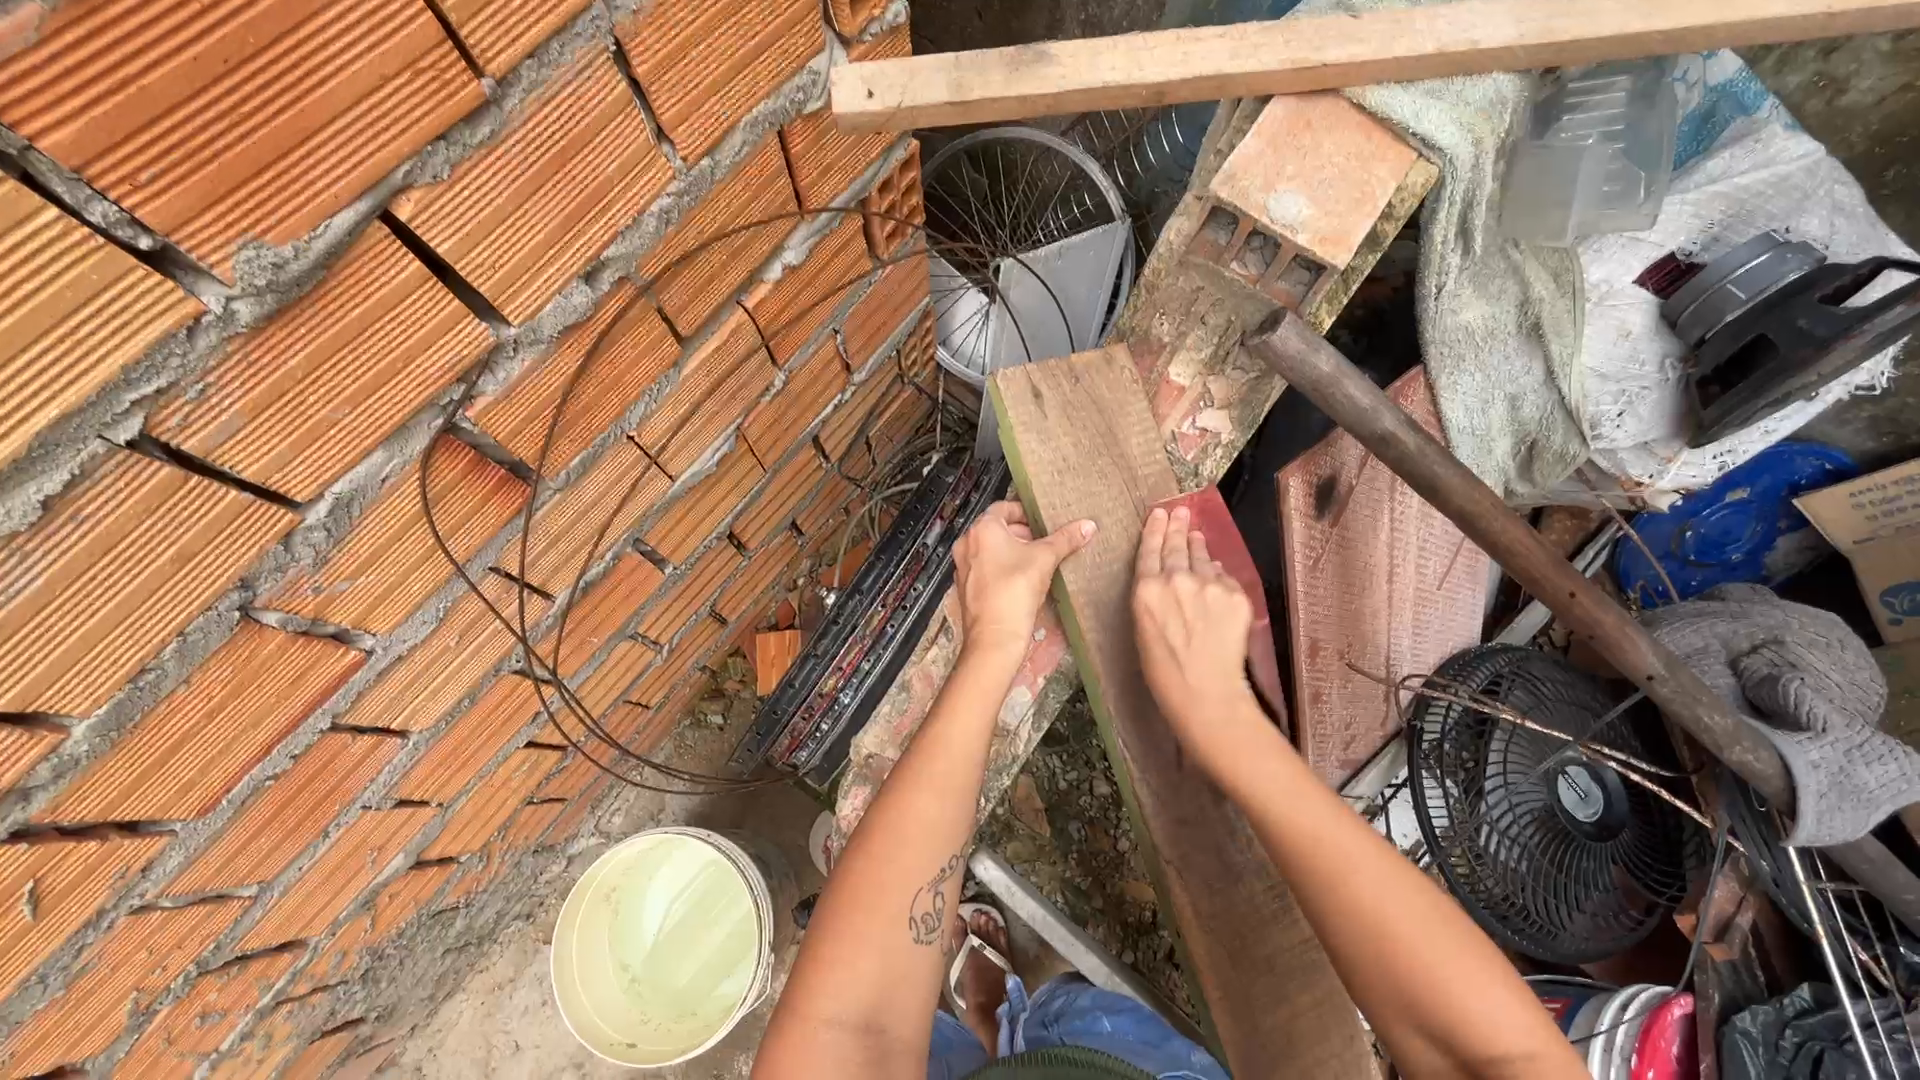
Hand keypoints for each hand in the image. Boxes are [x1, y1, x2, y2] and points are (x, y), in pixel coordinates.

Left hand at [952, 501, 1094, 659]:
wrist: (995, 636)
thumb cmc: (1014, 590)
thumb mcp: (1045, 559)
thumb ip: (1066, 539)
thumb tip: (1088, 526)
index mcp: (982, 529)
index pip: (1003, 508)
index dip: (1025, 512)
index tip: (1042, 522)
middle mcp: (967, 544)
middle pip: (996, 530)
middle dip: (1021, 534)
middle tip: (1044, 543)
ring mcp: (964, 568)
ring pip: (990, 551)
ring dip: (1012, 553)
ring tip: (1036, 563)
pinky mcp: (967, 589)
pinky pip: (985, 571)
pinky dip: (1001, 570)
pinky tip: (1021, 583)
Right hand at [1132, 506, 1272, 776]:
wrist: (1206, 693)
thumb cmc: (1165, 674)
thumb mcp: (1142, 631)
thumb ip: (1153, 601)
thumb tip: (1172, 579)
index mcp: (1146, 591)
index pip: (1150, 551)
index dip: (1155, 530)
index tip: (1160, 513)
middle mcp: (1176, 580)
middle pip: (1177, 546)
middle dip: (1178, 527)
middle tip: (1180, 512)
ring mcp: (1209, 585)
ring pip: (1203, 557)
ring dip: (1199, 545)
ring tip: (1197, 534)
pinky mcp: (1236, 595)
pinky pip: (1225, 577)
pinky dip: (1219, 575)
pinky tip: (1215, 574)